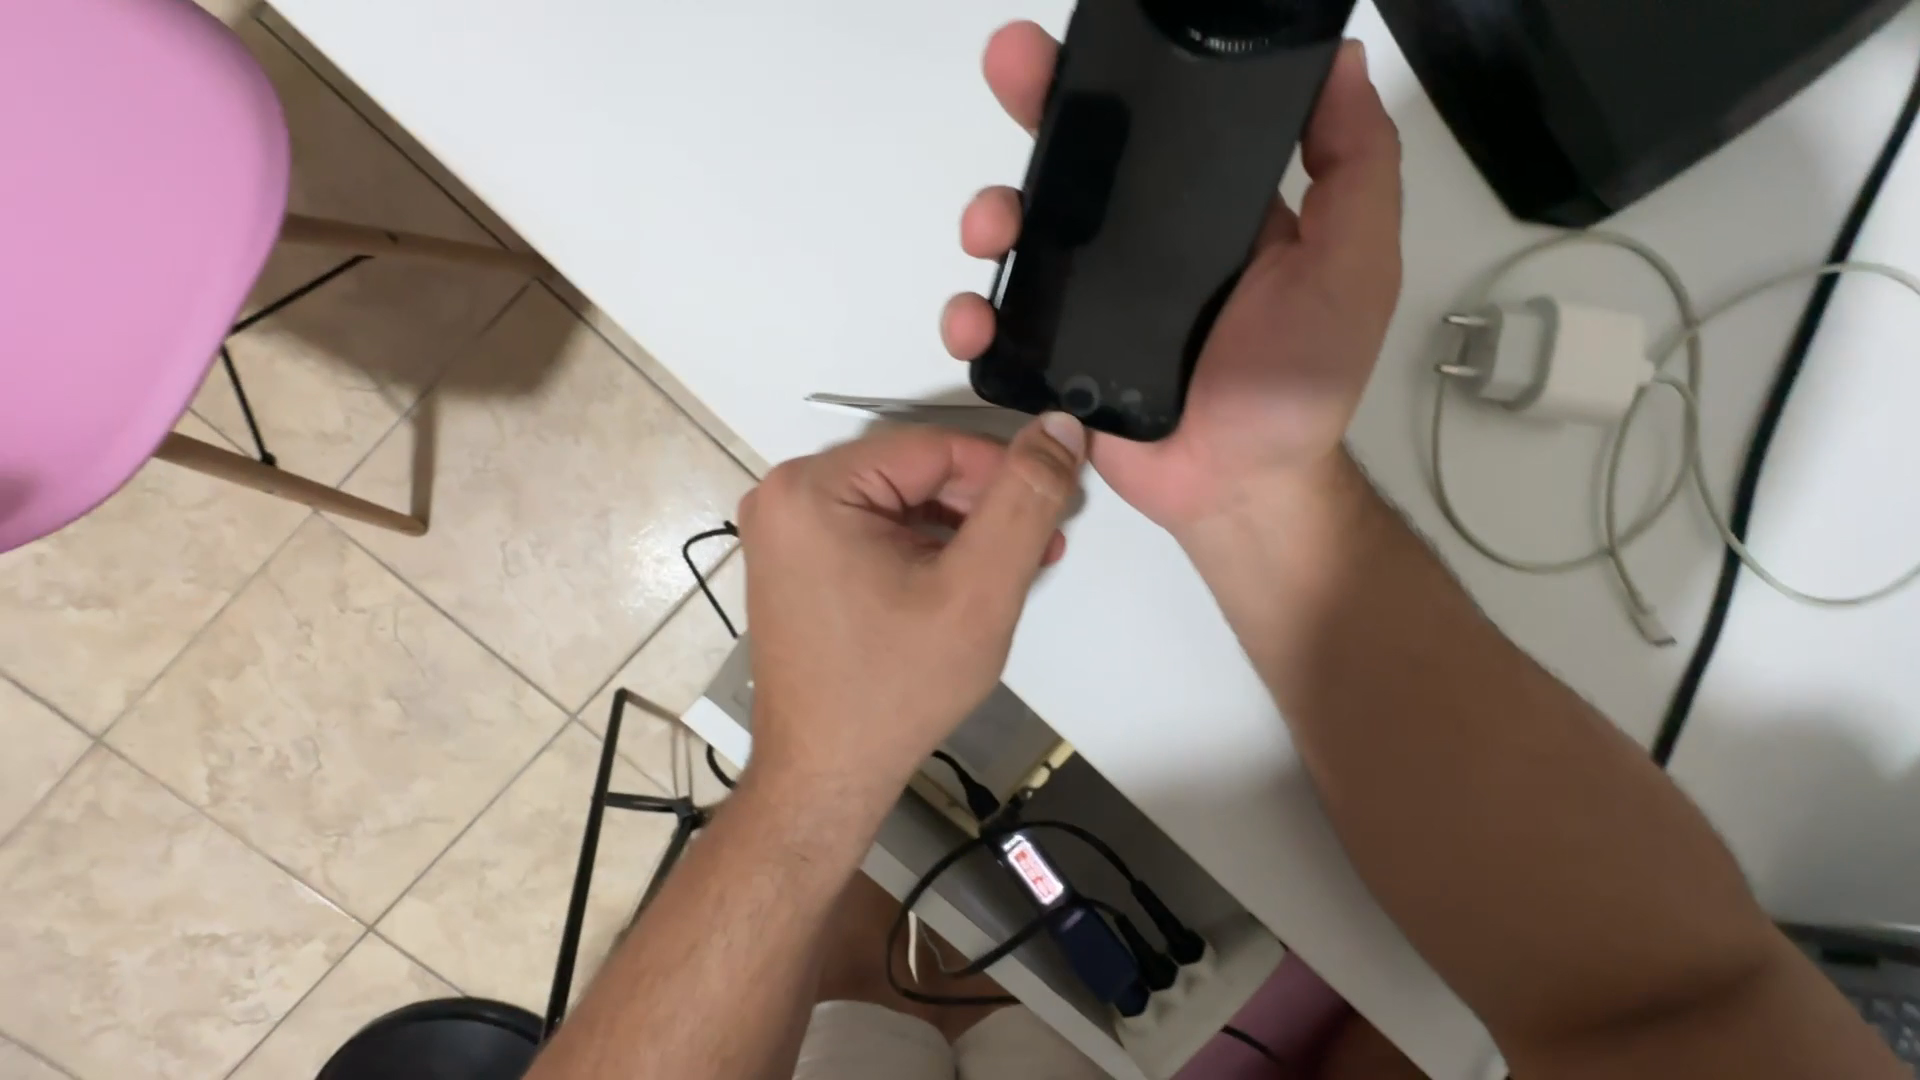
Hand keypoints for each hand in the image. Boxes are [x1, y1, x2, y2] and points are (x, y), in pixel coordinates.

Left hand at [737, 416, 1084, 795]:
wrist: (828, 774)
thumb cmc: (894, 691)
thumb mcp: (977, 590)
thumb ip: (1024, 501)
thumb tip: (1057, 430)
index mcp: (813, 490)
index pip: (935, 447)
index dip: (1004, 472)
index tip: (1053, 503)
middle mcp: (786, 498)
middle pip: (916, 473)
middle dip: (985, 506)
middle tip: (1041, 543)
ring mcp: (788, 532)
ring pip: (902, 502)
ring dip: (963, 529)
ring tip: (1015, 567)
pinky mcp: (800, 562)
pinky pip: (877, 531)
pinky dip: (927, 548)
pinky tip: (969, 580)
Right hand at [942, 25, 1404, 532]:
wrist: (1239, 485)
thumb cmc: (1299, 383)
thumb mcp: (1354, 265)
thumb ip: (1355, 171)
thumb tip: (1341, 64)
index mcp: (1202, 217)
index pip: (1154, 132)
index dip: (1118, 82)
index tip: (1084, 45)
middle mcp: (1138, 253)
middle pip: (1074, 171)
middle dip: (1036, 115)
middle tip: (1011, 73)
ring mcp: (1089, 309)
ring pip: (1025, 242)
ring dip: (992, 216)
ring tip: (993, 226)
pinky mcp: (1055, 363)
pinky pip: (1002, 331)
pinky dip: (973, 319)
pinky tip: (974, 319)